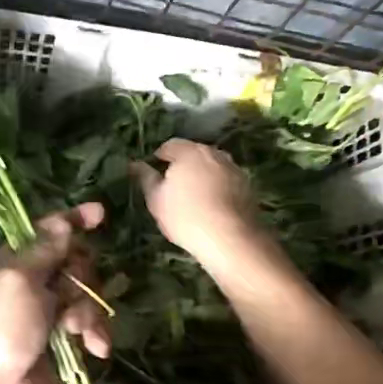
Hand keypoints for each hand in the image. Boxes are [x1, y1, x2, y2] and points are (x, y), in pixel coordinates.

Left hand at [0, 203, 109, 383]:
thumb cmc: (0, 329)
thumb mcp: (19, 282)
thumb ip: (44, 251)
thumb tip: (61, 222)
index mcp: (11, 262)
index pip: (45, 232)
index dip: (72, 221)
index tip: (101, 214)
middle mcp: (29, 282)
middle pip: (73, 262)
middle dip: (82, 277)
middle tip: (74, 294)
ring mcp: (46, 312)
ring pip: (85, 295)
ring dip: (89, 311)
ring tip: (80, 331)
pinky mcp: (61, 339)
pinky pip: (88, 325)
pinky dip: (95, 334)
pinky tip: (97, 349)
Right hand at [132, 139, 259, 261]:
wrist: (230, 238)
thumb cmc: (185, 216)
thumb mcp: (156, 199)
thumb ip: (145, 178)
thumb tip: (135, 164)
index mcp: (189, 152)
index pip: (169, 145)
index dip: (158, 157)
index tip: (153, 174)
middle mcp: (214, 153)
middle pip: (193, 153)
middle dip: (182, 165)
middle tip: (172, 186)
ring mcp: (234, 168)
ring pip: (212, 166)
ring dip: (201, 175)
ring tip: (193, 196)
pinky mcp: (247, 185)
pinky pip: (225, 180)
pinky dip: (217, 186)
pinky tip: (212, 205)